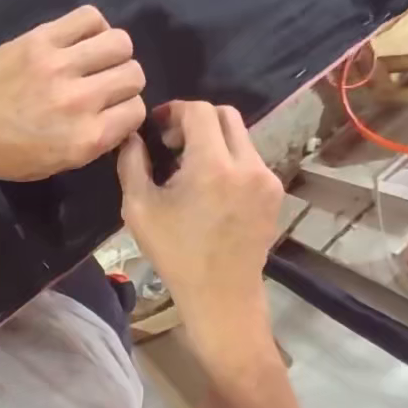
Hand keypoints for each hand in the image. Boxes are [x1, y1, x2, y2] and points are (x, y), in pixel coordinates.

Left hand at [0, 5, 146, 181]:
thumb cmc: (11, 154)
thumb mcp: (63, 163)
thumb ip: (100, 138)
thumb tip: (124, 111)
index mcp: (87, 137)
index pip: (137, 109)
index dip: (127, 108)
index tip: (111, 109)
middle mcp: (79, 100)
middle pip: (133, 74)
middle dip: (124, 81)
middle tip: (102, 83)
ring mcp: (58, 65)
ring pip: (120, 42)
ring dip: (113, 53)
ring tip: (94, 60)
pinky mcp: (39, 39)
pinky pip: (89, 17)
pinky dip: (94, 27)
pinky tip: (80, 41)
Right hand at [118, 101, 282, 377]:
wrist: (222, 296)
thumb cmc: (175, 253)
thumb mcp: (138, 207)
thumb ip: (132, 162)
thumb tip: (133, 135)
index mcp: (213, 165)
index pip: (199, 110)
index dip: (174, 110)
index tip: (156, 127)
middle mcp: (248, 164)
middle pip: (225, 114)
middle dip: (196, 120)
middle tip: (172, 142)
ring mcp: (267, 178)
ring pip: (240, 136)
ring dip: (213, 139)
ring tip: (189, 166)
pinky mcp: (274, 193)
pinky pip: (249, 158)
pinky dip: (228, 158)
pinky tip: (209, 186)